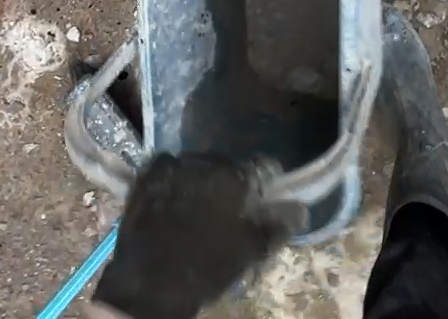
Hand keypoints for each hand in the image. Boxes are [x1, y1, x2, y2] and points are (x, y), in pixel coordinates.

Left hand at [93, 153, 297, 318]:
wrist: (148, 286)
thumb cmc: (204, 270)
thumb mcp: (247, 252)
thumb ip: (276, 226)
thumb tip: (300, 208)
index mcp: (235, 177)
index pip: (262, 167)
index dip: (266, 184)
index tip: (264, 200)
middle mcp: (206, 161)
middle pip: (228, 165)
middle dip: (232, 184)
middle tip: (229, 211)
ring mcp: (174, 164)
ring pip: (199, 165)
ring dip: (204, 180)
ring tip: (199, 209)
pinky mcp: (149, 173)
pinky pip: (170, 167)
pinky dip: (175, 179)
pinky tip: (174, 202)